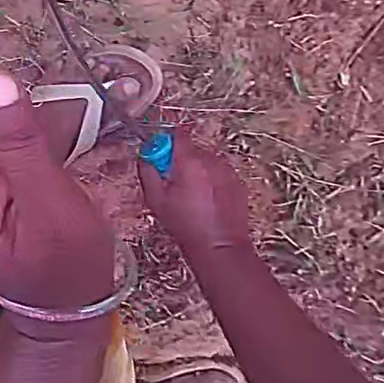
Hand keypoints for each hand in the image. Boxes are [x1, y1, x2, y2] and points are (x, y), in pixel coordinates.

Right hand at [136, 136, 253, 255]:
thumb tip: (145, 157)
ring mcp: (228, 171)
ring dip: (198, 172)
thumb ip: (147, 171)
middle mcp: (211, 161)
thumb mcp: (155, 199)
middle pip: (191, 150)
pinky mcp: (238, 183)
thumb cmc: (186, 225)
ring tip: (193, 197)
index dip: (166, 143)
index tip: (160, 156)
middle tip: (174, 184)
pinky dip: (213, 182)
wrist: (220, 248)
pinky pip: (220, 174)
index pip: (177, 134)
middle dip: (180, 162)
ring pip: (206, 162)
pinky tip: (207, 202)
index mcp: (189, 161)